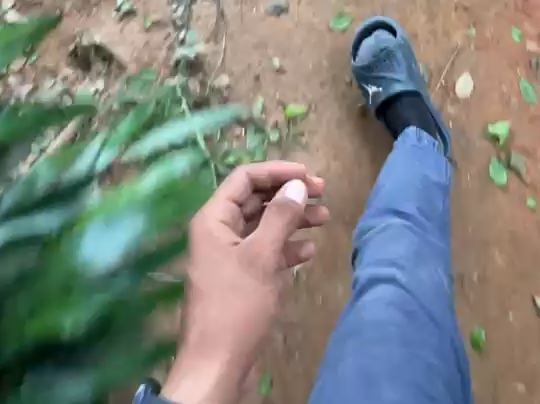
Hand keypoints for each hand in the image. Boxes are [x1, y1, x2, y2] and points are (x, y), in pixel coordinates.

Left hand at [165, 162, 329, 403]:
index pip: (245, 178)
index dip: (278, 171)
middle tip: (323, 193)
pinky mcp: (241, 278)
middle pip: (258, 199)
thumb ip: (281, 216)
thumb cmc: (236, 305)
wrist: (217, 367)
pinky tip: (309, 252)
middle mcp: (220, 231)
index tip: (309, 175)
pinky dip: (287, 247)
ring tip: (325, 219)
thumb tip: (298, 185)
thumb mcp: (261, 257)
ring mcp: (230, 255)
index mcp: (214, 219)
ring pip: (265, 225)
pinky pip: (267, 251)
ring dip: (294, 219)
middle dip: (290, 194)